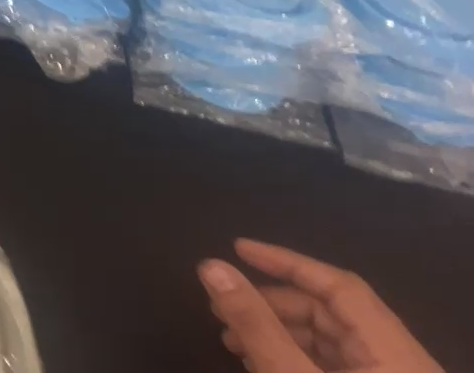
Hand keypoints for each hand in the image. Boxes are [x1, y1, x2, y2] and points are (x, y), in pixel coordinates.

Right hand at [199, 239, 442, 372]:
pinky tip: (260, 359)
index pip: (340, 285)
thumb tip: (210, 265)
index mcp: (395, 352)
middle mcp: (400, 362)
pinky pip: (333, 363)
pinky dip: (292, 353)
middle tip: (222, 307)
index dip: (287, 261)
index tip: (236, 248)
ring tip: (232, 338)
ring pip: (327, 340)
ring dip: (275, 330)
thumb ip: (255, 323)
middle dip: (270, 304)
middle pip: (329, 313)